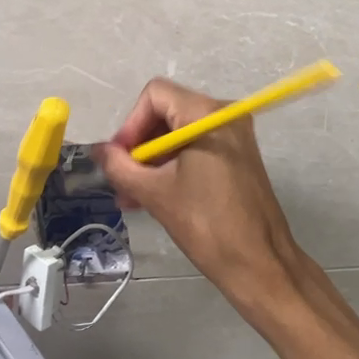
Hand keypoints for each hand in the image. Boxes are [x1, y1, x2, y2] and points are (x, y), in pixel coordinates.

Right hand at [100, 78, 307, 306]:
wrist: (260, 263)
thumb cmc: (207, 225)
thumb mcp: (155, 194)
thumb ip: (120, 166)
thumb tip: (98, 150)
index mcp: (207, 114)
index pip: (155, 95)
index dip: (130, 124)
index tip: (119, 159)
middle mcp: (225, 114)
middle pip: (167, 112)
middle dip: (140, 145)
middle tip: (121, 180)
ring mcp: (235, 134)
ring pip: (180, 132)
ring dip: (153, 160)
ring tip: (130, 196)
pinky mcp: (239, 154)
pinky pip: (197, 147)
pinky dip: (174, 165)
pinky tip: (153, 195)